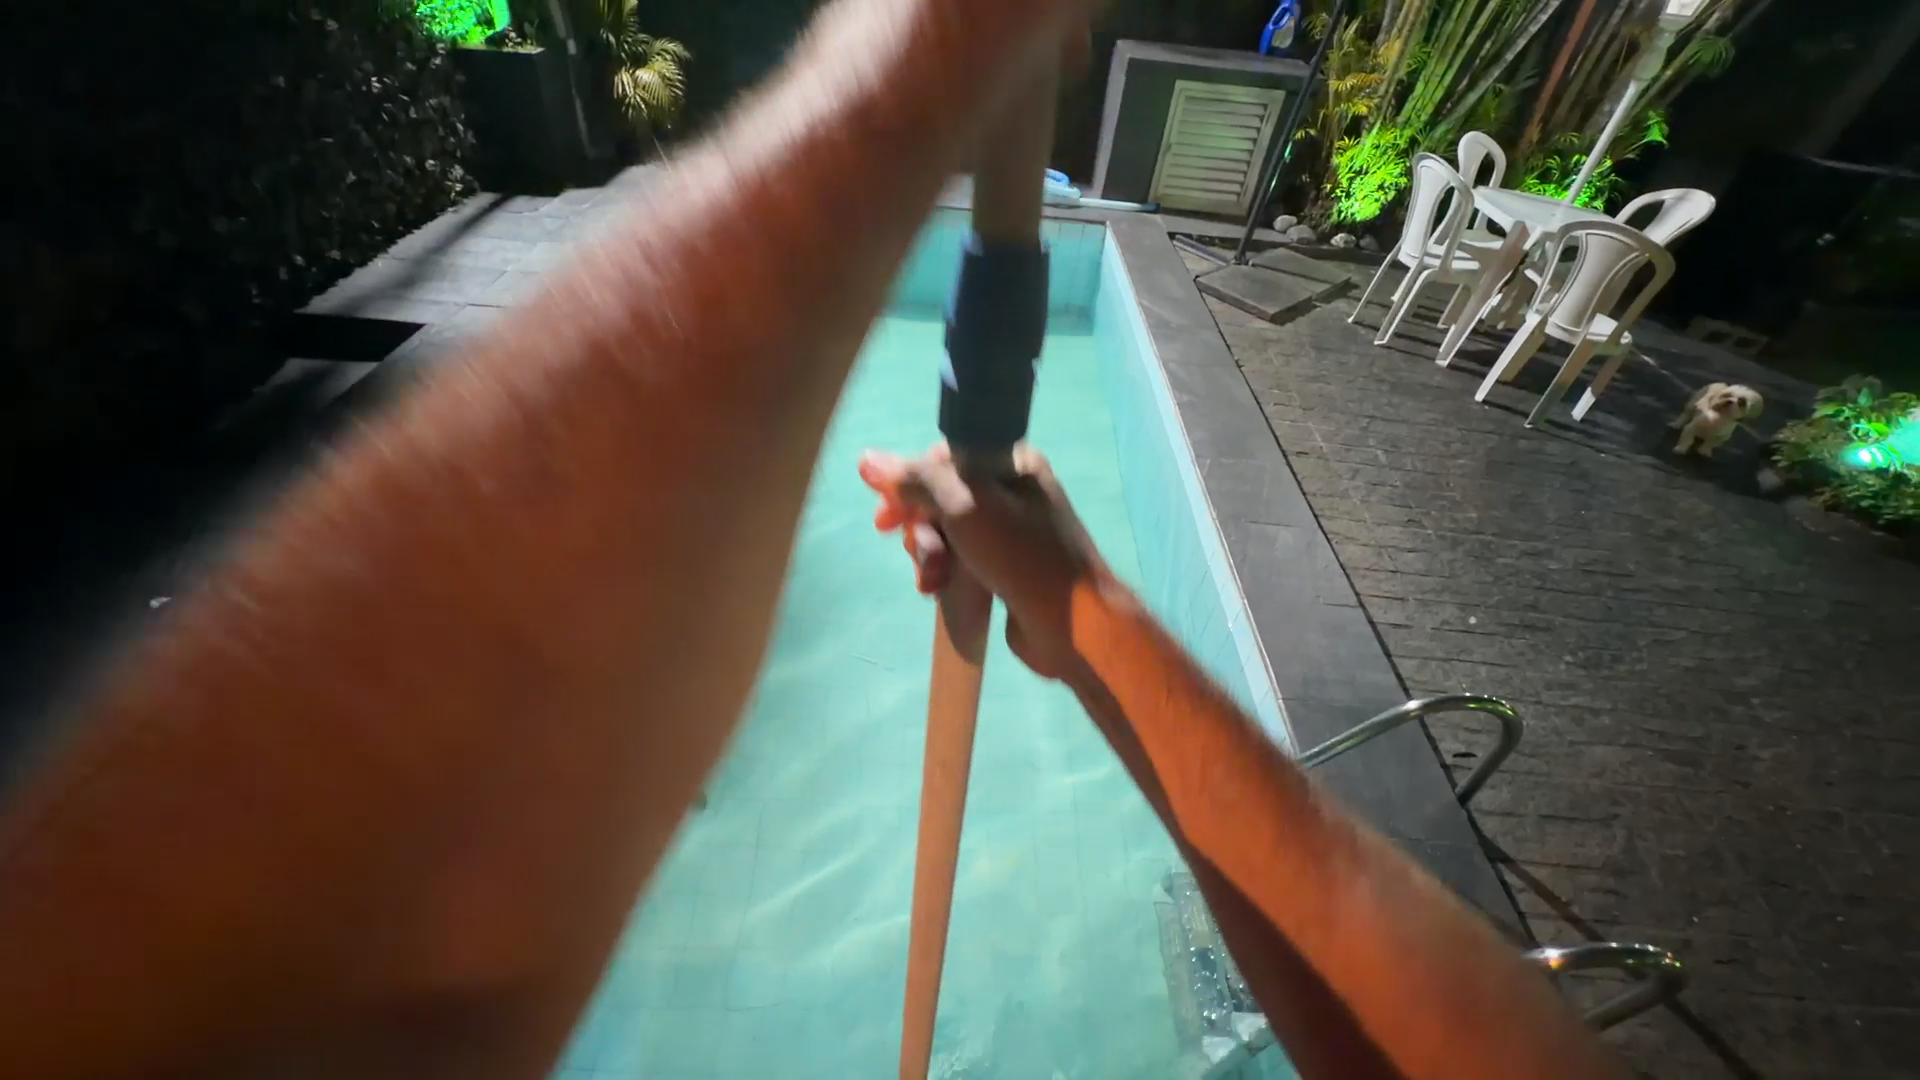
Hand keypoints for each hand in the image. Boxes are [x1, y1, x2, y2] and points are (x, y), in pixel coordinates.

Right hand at [858, 443, 1109, 678]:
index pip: (943, 458)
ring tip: (932, 582)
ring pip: (946, 531)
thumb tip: (867, 460)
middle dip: (921, 528)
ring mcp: (1008, 530)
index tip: (887, 515)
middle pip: (940, 496)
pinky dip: (943, 571)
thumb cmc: (1021, 556)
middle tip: (918, 555)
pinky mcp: (1003, 566)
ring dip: (929, 555)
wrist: (1072, 625)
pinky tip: (937, 591)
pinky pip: (959, 558)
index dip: (910, 484)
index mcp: (1010, 462)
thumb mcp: (965, 507)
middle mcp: (1010, 490)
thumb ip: (916, 481)